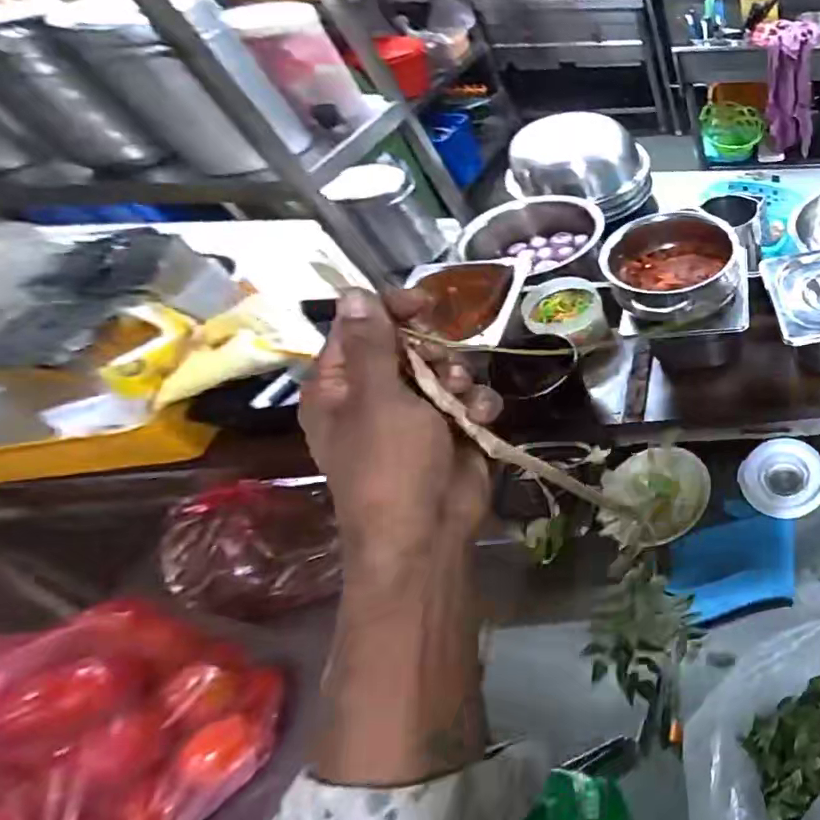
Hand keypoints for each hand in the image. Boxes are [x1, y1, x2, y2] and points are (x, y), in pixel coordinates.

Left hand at [299, 287, 501, 582]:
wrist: (427, 526)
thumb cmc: (389, 462)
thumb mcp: (377, 398)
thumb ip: (372, 344)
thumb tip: (352, 292)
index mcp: (341, 386)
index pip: (360, 329)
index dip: (390, 311)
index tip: (424, 303)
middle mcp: (377, 395)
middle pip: (409, 346)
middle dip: (434, 351)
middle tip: (440, 364)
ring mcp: (419, 414)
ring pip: (447, 370)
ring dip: (459, 379)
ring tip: (458, 400)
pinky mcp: (455, 429)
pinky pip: (471, 398)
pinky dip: (478, 405)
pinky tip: (478, 419)